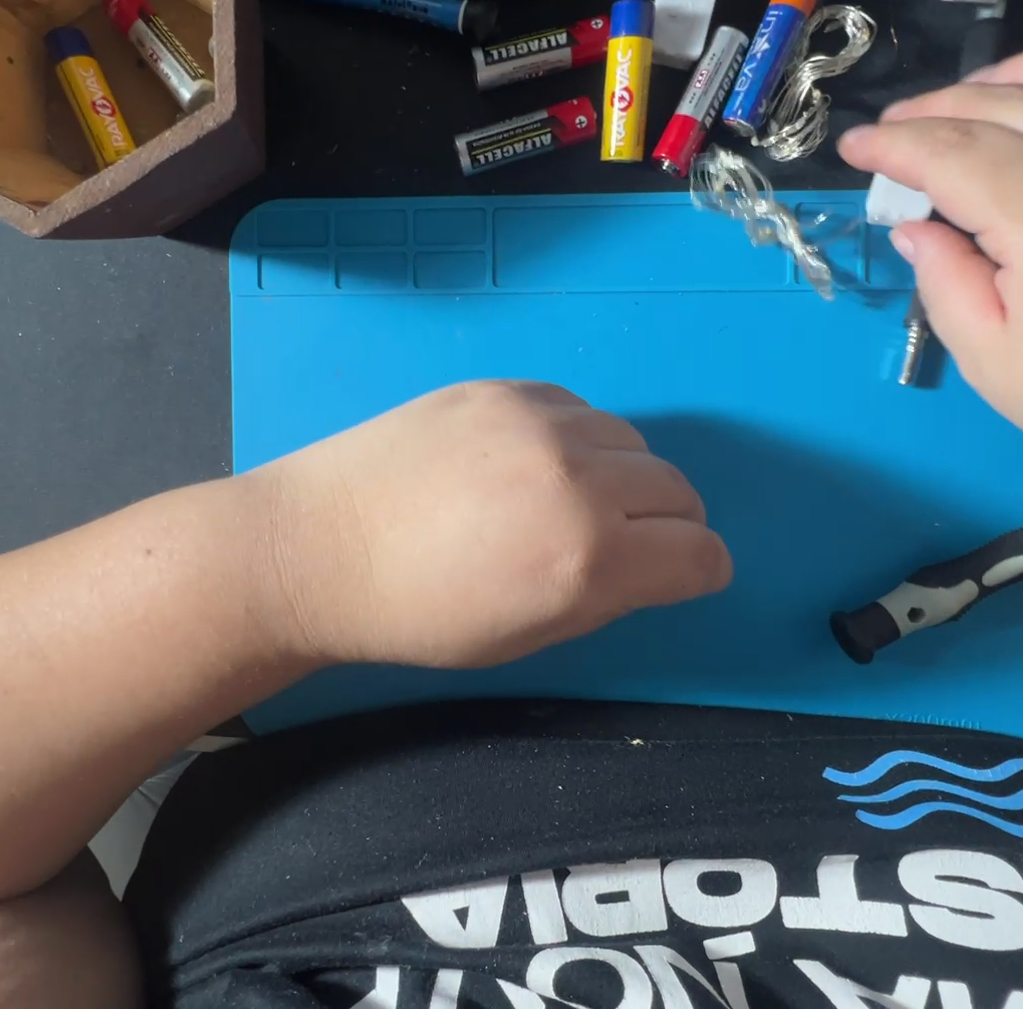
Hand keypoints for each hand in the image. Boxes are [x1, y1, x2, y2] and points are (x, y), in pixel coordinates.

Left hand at [248, 381, 731, 667]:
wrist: (321, 546)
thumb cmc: (420, 616)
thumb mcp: (528, 636)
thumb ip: (609, 596)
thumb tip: (653, 565)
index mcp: (589, 560)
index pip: (701, 554)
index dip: (699, 570)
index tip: (680, 573)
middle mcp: (579, 479)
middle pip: (678, 488)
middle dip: (669, 523)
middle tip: (626, 541)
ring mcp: (539, 422)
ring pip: (632, 441)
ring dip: (623, 476)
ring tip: (569, 499)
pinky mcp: (503, 388)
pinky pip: (578, 408)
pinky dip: (576, 438)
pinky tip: (531, 461)